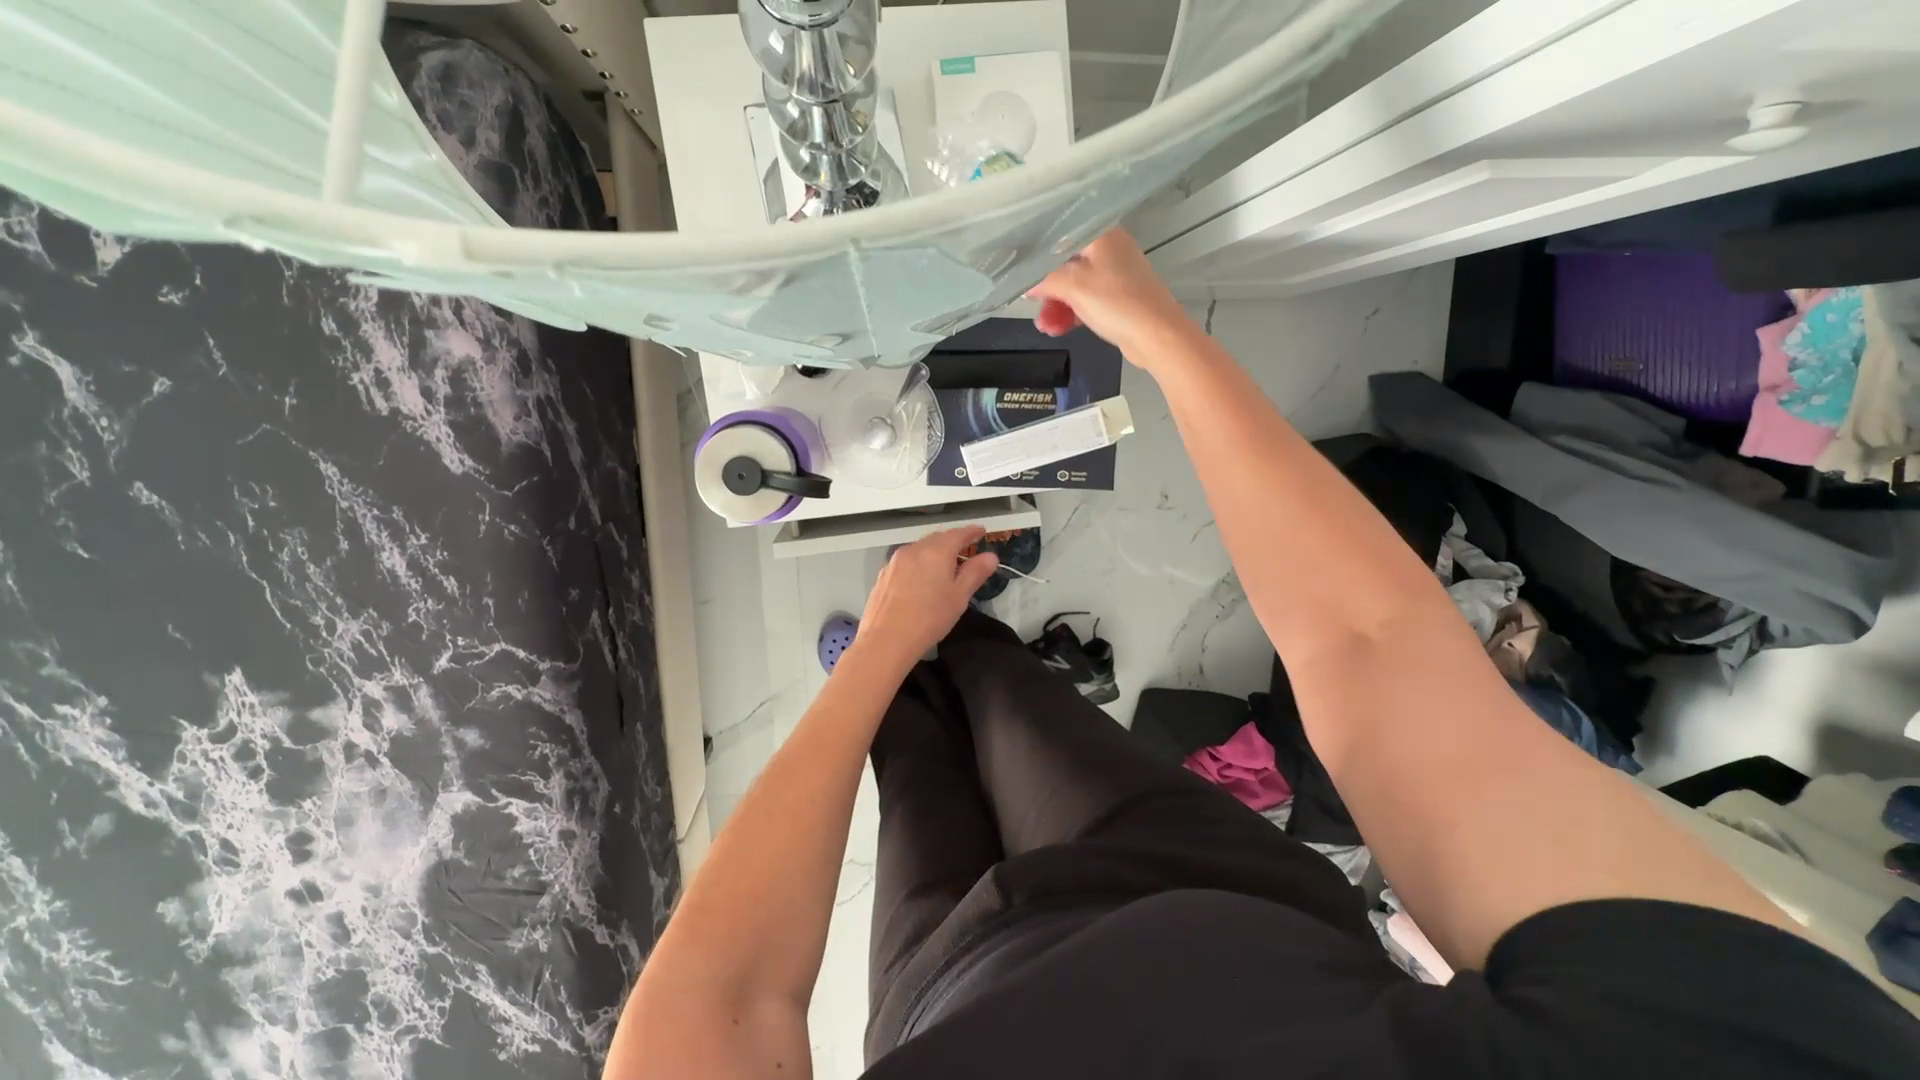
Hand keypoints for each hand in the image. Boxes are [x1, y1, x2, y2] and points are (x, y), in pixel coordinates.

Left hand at [850, 528, 1000, 672]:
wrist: (886, 640)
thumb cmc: (929, 618)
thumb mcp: (959, 597)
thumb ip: (975, 573)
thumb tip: (990, 556)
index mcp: (936, 551)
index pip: (958, 533)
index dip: (971, 532)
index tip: (981, 531)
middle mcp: (913, 550)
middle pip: (937, 539)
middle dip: (952, 541)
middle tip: (965, 549)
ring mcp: (895, 561)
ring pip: (920, 550)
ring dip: (934, 553)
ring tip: (945, 566)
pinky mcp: (883, 575)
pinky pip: (907, 562)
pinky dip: (919, 564)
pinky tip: (921, 580)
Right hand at [1027, 229, 1197, 364]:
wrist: (1158, 336)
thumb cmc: (1116, 303)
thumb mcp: (1073, 287)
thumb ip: (1044, 280)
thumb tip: (1025, 284)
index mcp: (1101, 235)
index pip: (1061, 232)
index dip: (1038, 248)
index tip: (1018, 262)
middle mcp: (1109, 249)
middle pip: (1066, 261)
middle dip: (1046, 286)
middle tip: (1031, 304)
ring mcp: (1115, 275)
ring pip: (1075, 284)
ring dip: (1057, 304)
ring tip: (1043, 326)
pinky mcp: (1118, 298)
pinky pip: (1087, 300)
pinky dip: (1072, 312)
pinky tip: (1057, 329)